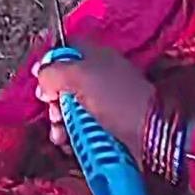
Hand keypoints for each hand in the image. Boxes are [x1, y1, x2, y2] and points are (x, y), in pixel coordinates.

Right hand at [33, 42, 156, 165]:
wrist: (154, 138)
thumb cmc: (116, 99)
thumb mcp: (77, 76)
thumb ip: (51, 71)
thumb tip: (40, 78)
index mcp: (95, 55)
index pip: (63, 50)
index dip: (48, 63)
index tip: (40, 80)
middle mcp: (99, 75)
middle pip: (63, 82)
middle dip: (53, 99)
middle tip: (53, 111)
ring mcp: (105, 102)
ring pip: (71, 107)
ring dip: (60, 121)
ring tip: (60, 134)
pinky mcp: (110, 127)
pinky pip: (83, 127)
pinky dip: (73, 135)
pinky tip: (68, 143)